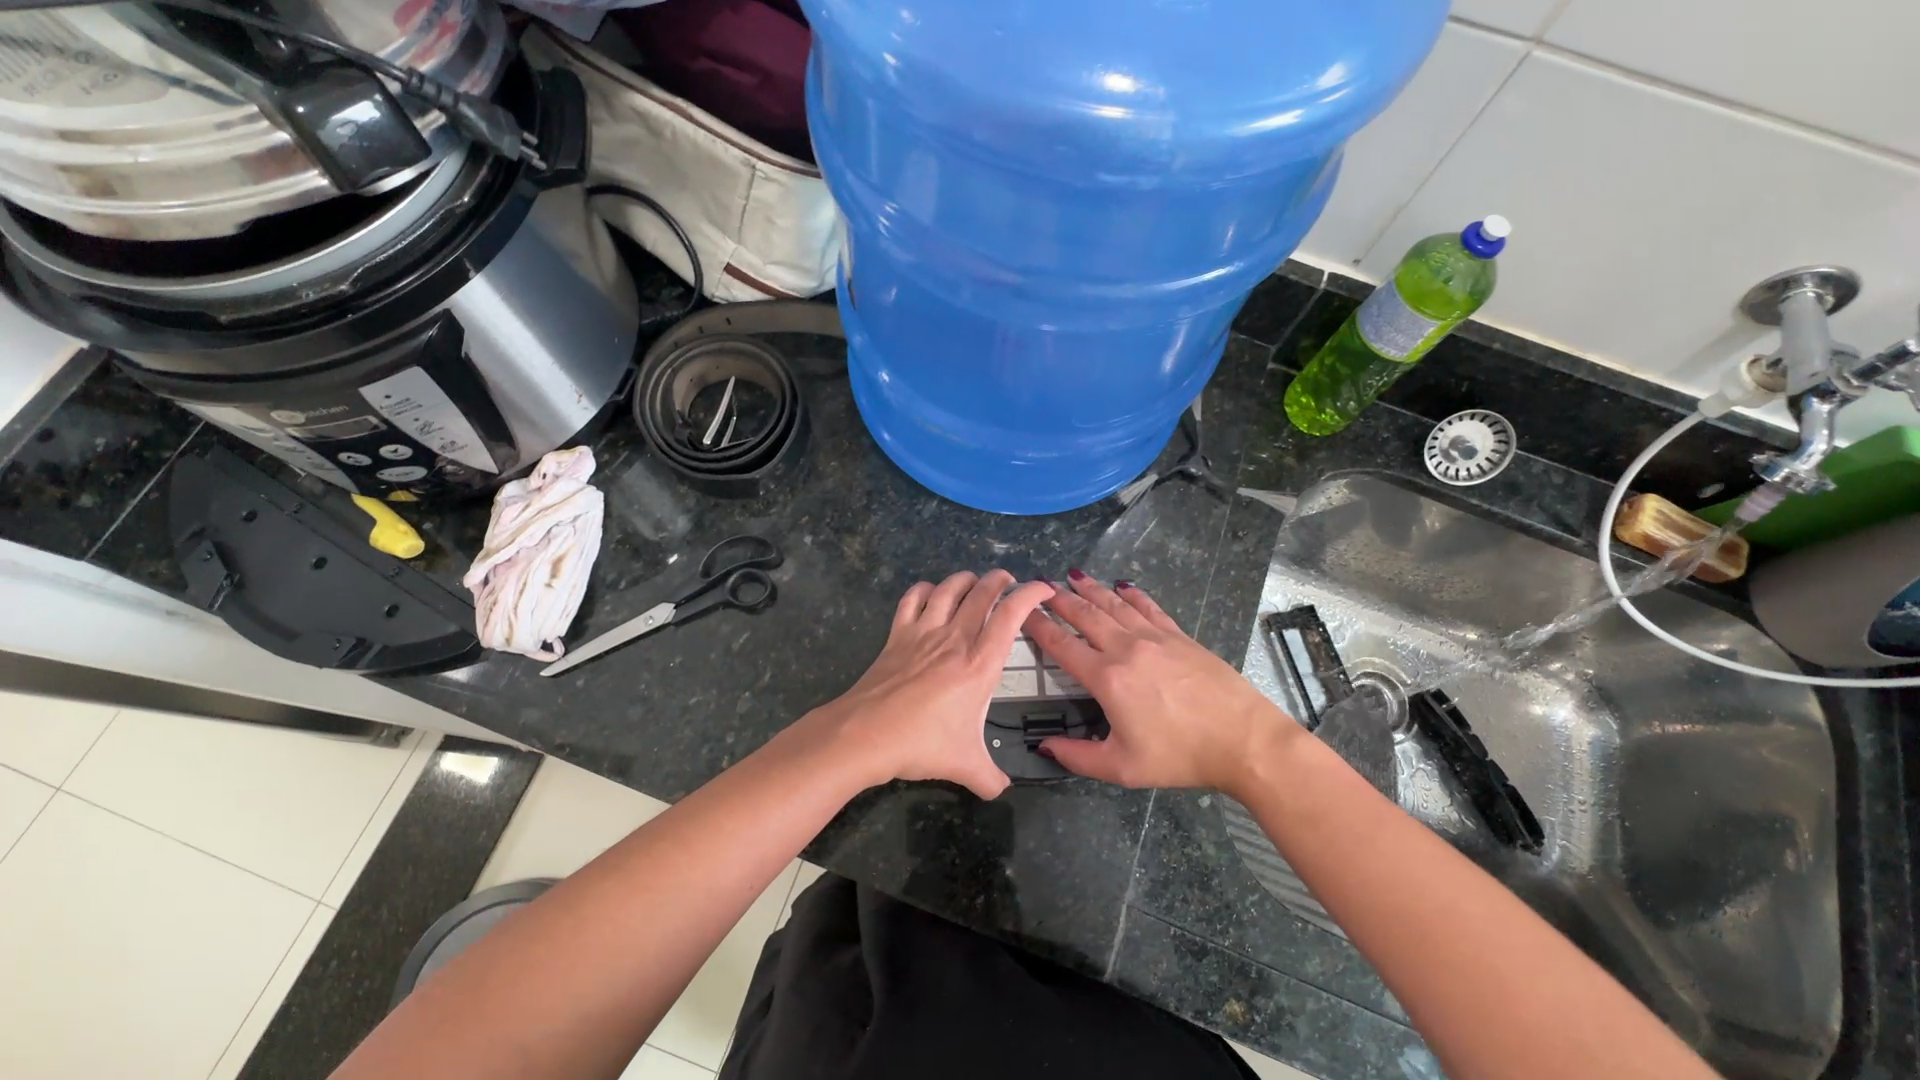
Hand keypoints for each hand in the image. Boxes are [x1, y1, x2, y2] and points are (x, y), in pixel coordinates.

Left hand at [811, 570, 1053, 799]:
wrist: (866, 735)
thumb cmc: (922, 744)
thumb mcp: (966, 766)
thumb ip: (990, 778)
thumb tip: (1001, 790)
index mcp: (980, 664)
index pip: (1011, 614)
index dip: (1031, 594)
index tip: (1044, 588)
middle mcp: (955, 639)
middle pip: (982, 592)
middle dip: (1000, 580)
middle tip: (1009, 581)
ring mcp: (923, 633)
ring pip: (948, 589)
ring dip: (965, 579)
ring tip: (974, 581)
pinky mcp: (897, 636)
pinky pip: (912, 600)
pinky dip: (925, 590)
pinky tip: (930, 593)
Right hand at [1023, 571, 1293, 793]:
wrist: (1242, 739)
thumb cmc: (1180, 756)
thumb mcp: (1122, 767)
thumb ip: (1078, 757)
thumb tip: (1044, 747)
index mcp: (1106, 678)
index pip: (1063, 645)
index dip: (1039, 626)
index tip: (1021, 611)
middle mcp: (1126, 648)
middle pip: (1085, 615)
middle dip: (1059, 599)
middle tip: (1038, 586)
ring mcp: (1156, 638)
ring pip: (1115, 605)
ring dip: (1091, 589)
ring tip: (1072, 576)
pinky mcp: (1180, 636)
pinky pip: (1149, 607)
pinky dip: (1131, 594)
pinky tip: (1122, 585)